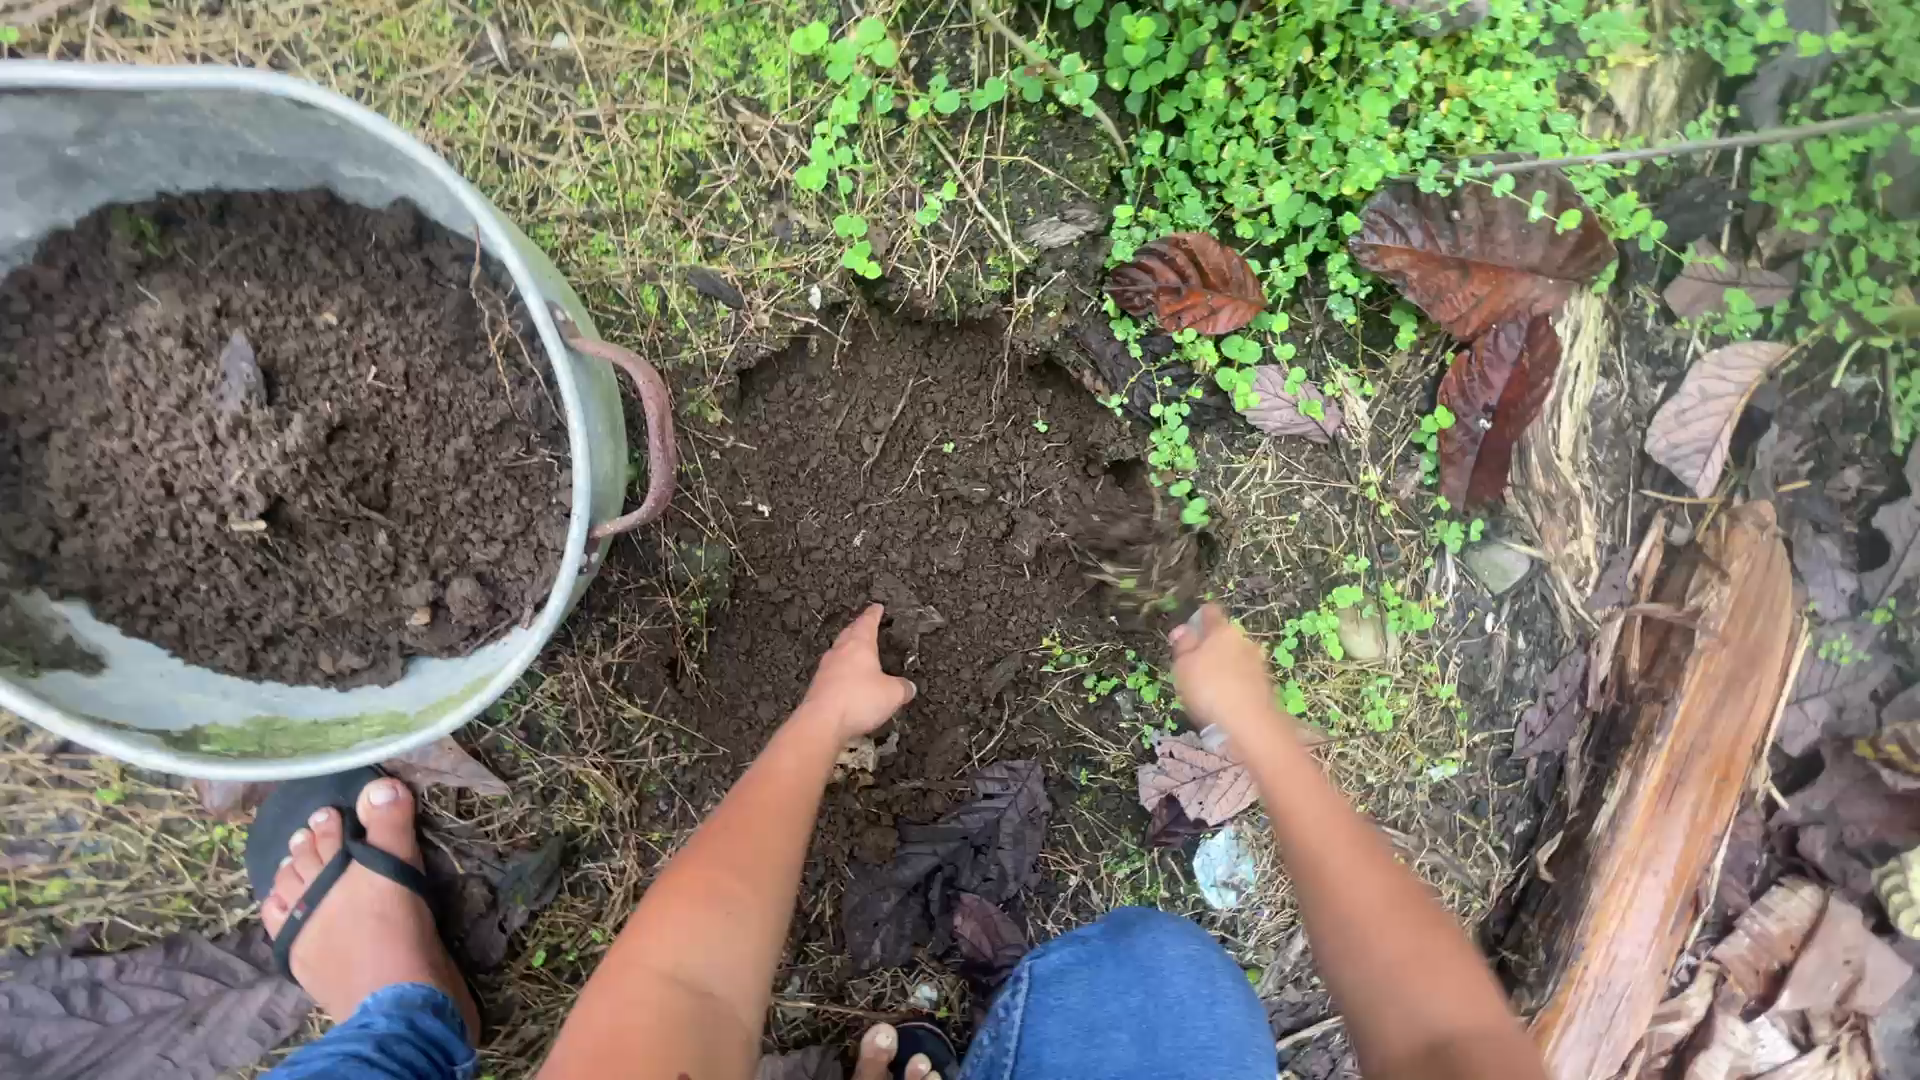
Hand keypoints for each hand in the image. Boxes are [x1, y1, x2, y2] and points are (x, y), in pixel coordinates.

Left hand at [798, 604, 916, 741]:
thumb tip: (909, 687)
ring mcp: (826, 668)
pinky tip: (847, 679)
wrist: (822, 722)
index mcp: (859, 645)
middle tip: (865, 625)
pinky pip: (833, 672)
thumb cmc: (858, 699)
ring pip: (839, 652)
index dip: (874, 614)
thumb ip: (902, 688)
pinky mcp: (818, 686)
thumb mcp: (892, 694)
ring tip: (856, 651)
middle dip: (858, 628)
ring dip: (848, 649)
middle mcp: (840, 652)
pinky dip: (842, 670)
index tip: (877, 607)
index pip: (867, 622)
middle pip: (849, 633)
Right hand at [1168, 603, 1289, 738]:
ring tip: (1207, 689)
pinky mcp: (1265, 685)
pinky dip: (1233, 683)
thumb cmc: (1208, 688)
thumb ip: (1182, 645)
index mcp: (1222, 630)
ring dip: (1222, 666)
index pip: (1210, 612)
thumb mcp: (1182, 666)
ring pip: (1235, 658)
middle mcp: (1244, 641)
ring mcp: (1258, 663)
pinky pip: (1243, 677)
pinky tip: (1223, 701)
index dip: (1197, 619)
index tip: (1186, 635)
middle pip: (1223, 637)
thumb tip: (1182, 630)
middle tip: (1192, 667)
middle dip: (1209, 647)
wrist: (1249, 724)